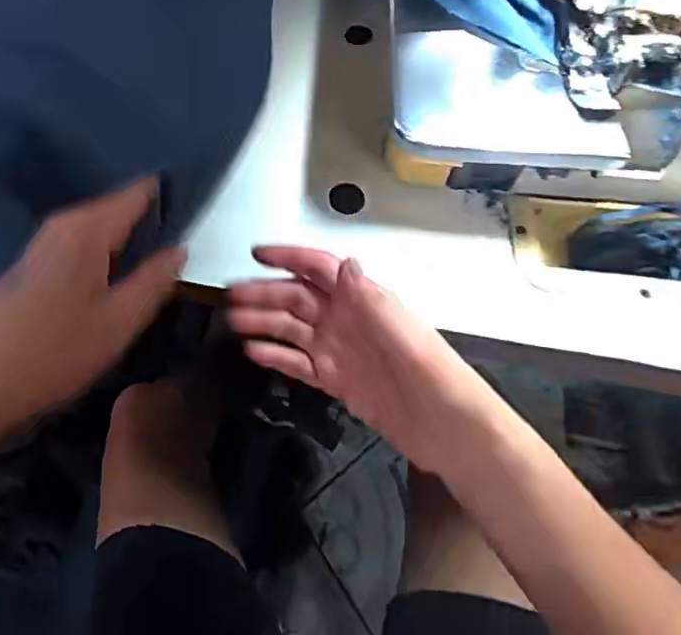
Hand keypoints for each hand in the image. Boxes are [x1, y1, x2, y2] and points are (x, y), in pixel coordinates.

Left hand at [0, 179, 184, 486]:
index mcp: (86, 227)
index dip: (170, 195)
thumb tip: (180, 248)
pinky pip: (81, 246)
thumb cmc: (51, 354)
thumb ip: (154, 281)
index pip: (139, 191)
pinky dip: (105, 254)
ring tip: (161, 261)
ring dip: (129, 240)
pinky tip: (118, 278)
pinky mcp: (31, 267)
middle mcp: (63, 224)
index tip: (200, 209)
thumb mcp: (117, 323)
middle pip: (118, 208)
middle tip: (187, 245)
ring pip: (100, 229)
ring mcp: (42, 244)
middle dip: (152, 220)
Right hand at [228, 246, 497, 474]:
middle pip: (296, 297)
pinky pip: (297, 362)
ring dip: (262, 321)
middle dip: (264, 291)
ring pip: (291, 328)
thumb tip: (347, 265)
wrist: (447, 426)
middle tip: (233, 292)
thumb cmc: (431, 372)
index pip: (319, 268)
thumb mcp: (401, 330)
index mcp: (361, 299)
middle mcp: (345, 318)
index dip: (288, 257)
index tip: (258, 253)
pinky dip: (275, 356)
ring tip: (234, 320)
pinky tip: (255, 352)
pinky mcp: (334, 378)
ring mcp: (338, 348)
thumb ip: (369, 298)